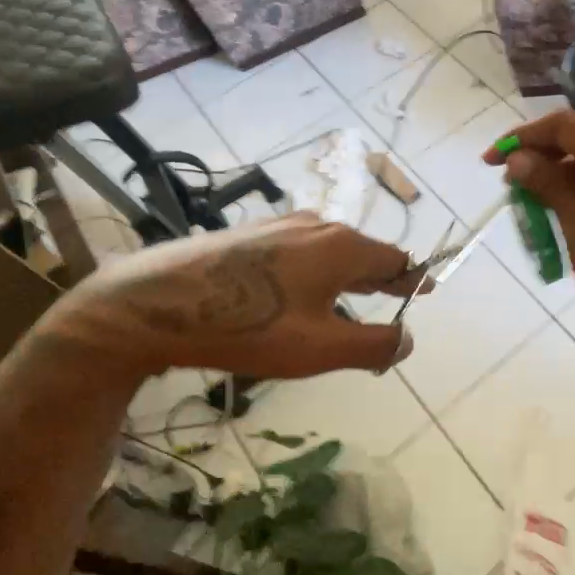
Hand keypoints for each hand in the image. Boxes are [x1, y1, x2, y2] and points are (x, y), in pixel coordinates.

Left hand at [38, 212, 421, 378]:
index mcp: (343, 246)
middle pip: (362, 251)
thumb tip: (408, 340)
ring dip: (343, 276)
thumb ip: (373, 345)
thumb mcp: (320, 349)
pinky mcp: (245, 235)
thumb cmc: (248, 326)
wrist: (150, 304)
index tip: (424, 291)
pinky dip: (311, 273)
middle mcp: (316, 225)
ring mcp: (278, 226)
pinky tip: (292, 297)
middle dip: (380, 277)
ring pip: (327, 251)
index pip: (395, 259)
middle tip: (392, 297)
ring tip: (344, 302)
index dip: (412, 278)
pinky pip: (295, 252)